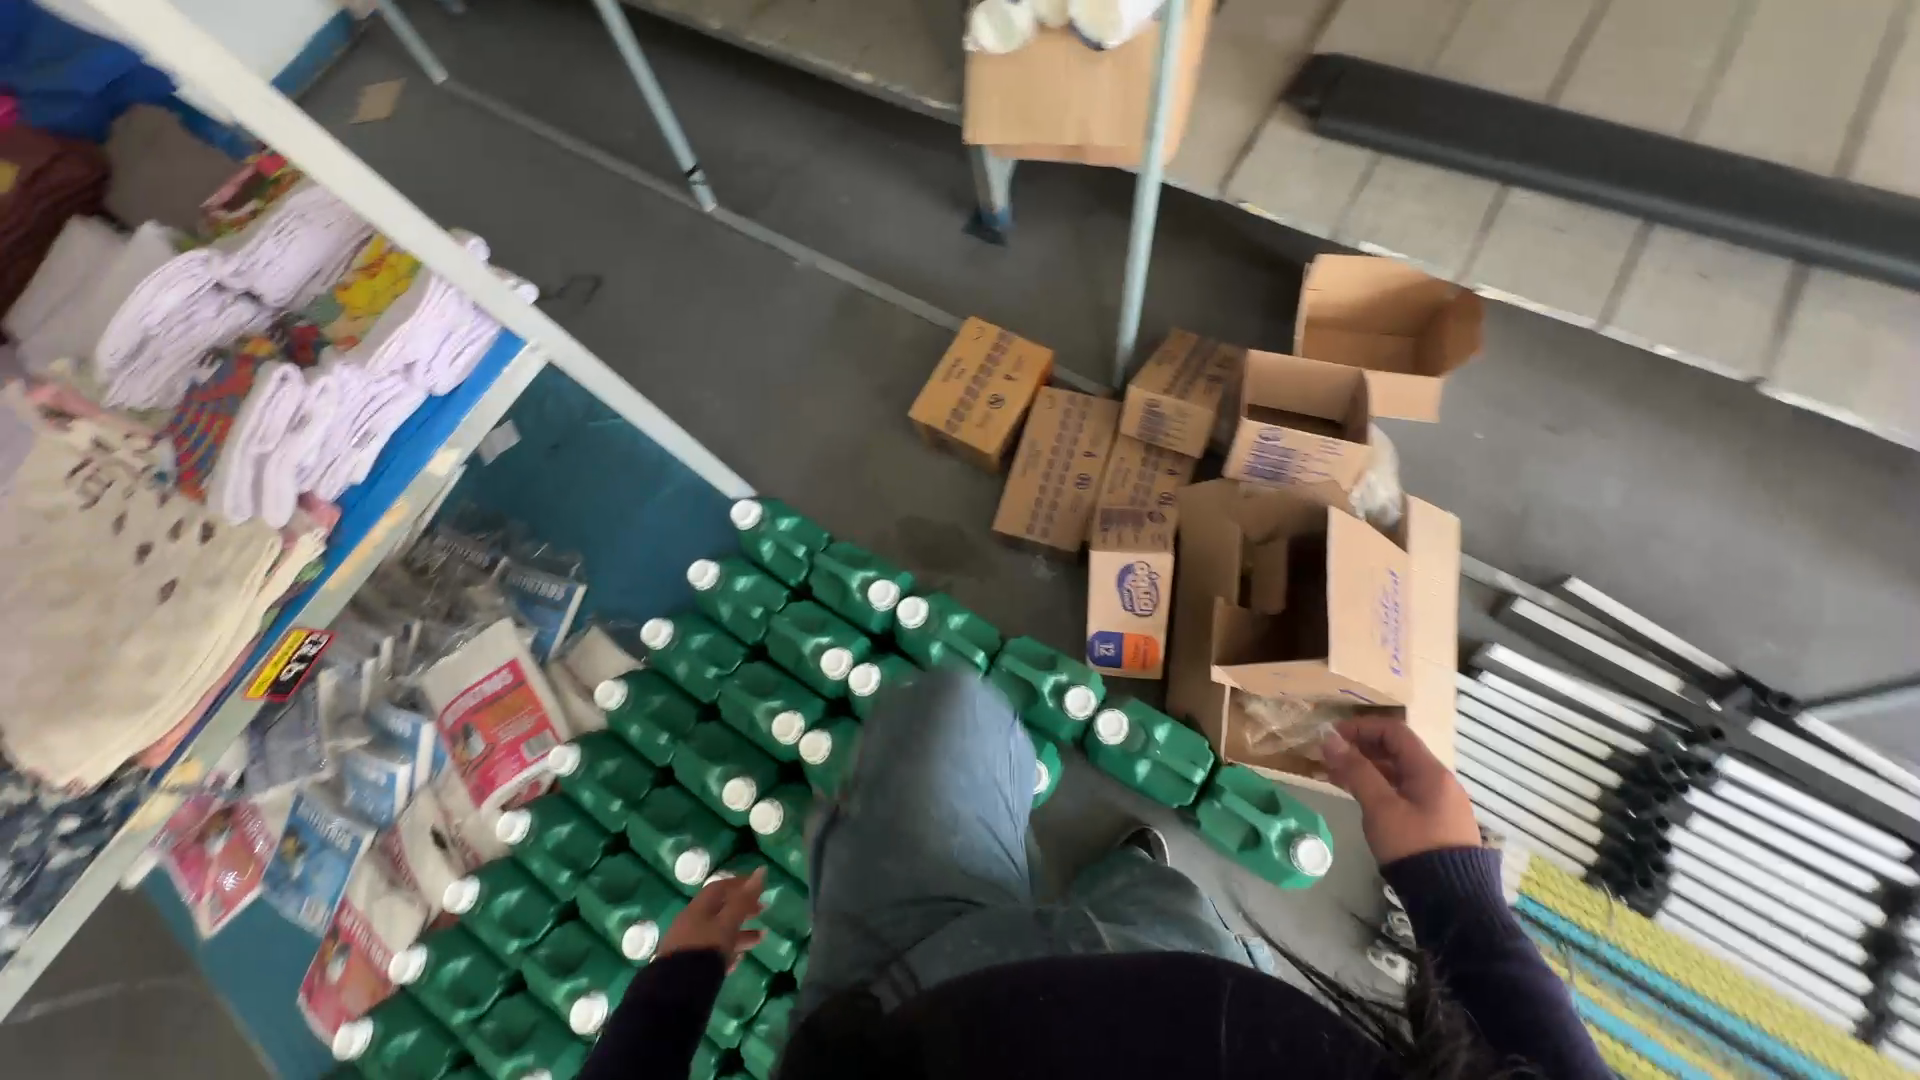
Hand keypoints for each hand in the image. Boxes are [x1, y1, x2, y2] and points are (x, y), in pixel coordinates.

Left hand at [658, 868, 766, 967]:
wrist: (676, 993)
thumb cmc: (706, 949)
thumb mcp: (728, 923)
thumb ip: (744, 899)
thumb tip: (762, 870)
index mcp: (697, 909)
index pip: (719, 888)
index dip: (739, 884)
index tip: (759, 887)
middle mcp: (690, 923)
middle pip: (719, 910)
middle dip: (743, 909)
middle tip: (763, 911)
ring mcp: (687, 945)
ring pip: (717, 933)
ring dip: (740, 933)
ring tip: (760, 939)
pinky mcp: (687, 966)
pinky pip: (711, 952)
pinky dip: (727, 950)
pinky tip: (739, 959)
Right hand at [1322, 715, 1481, 864]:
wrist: (1452, 900)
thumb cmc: (1412, 845)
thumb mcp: (1380, 806)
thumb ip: (1355, 770)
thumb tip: (1330, 739)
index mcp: (1430, 771)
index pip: (1394, 731)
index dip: (1361, 728)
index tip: (1332, 736)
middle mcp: (1439, 781)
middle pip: (1396, 751)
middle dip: (1360, 749)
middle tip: (1329, 758)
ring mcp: (1439, 803)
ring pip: (1398, 773)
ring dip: (1366, 769)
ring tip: (1336, 776)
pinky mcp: (1435, 822)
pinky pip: (1403, 792)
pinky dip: (1378, 787)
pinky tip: (1359, 796)